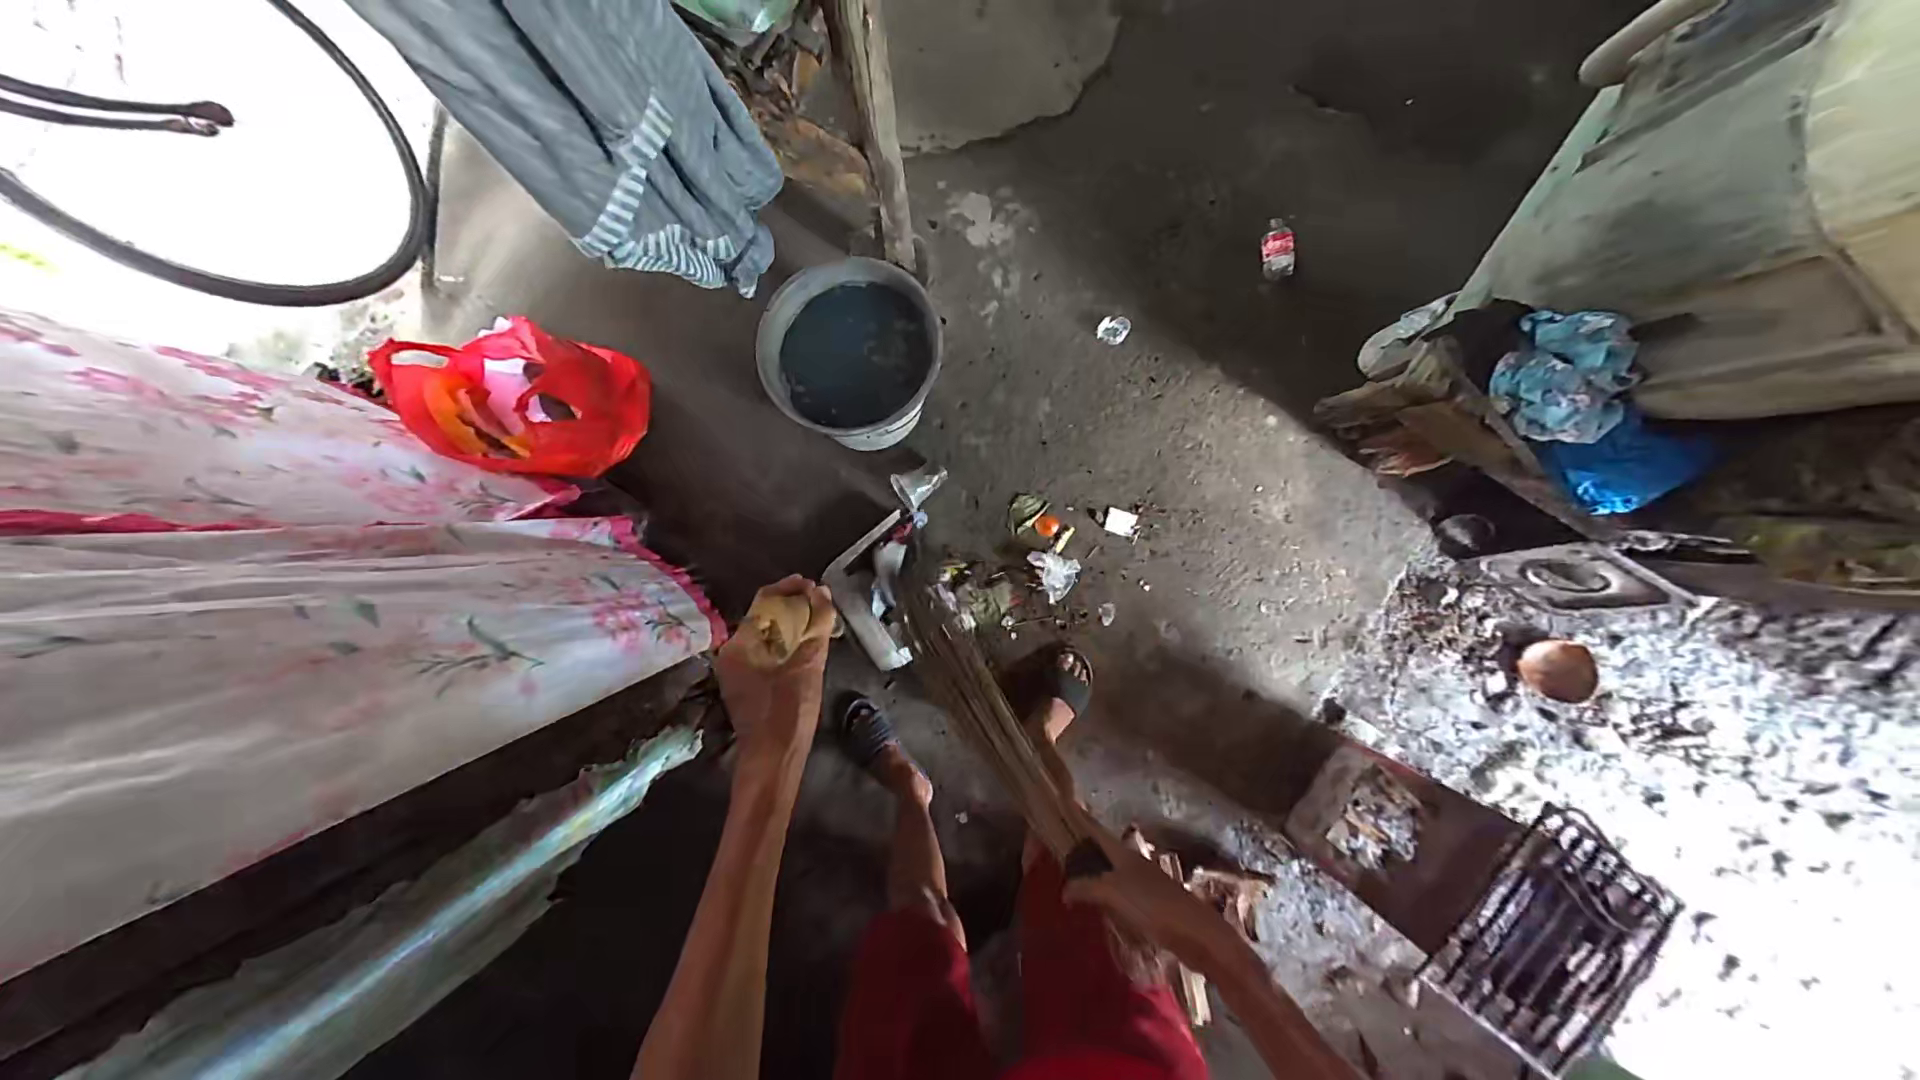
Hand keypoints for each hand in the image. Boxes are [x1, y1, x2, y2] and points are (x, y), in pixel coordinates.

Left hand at [715, 576, 835, 767]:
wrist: (775, 758)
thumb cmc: (789, 711)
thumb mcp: (808, 663)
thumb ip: (816, 625)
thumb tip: (821, 591)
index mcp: (739, 645)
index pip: (764, 600)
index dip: (790, 588)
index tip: (813, 585)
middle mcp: (733, 654)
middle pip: (765, 616)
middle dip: (794, 605)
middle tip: (821, 602)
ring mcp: (739, 671)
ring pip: (768, 635)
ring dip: (793, 624)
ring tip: (820, 620)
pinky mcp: (748, 685)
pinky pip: (768, 653)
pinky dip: (788, 644)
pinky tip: (808, 644)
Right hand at [1060, 810, 1248, 972]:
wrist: (1198, 935)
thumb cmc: (1154, 905)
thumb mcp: (1114, 892)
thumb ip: (1086, 887)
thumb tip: (1064, 890)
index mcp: (1123, 852)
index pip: (1095, 829)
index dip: (1079, 817)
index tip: (1062, 804)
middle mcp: (1131, 863)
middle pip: (1101, 850)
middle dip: (1081, 848)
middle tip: (1056, 852)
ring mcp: (1142, 884)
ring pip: (1109, 872)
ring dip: (1092, 874)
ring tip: (1071, 881)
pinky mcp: (1150, 906)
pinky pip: (1118, 894)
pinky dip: (1103, 896)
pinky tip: (1096, 909)